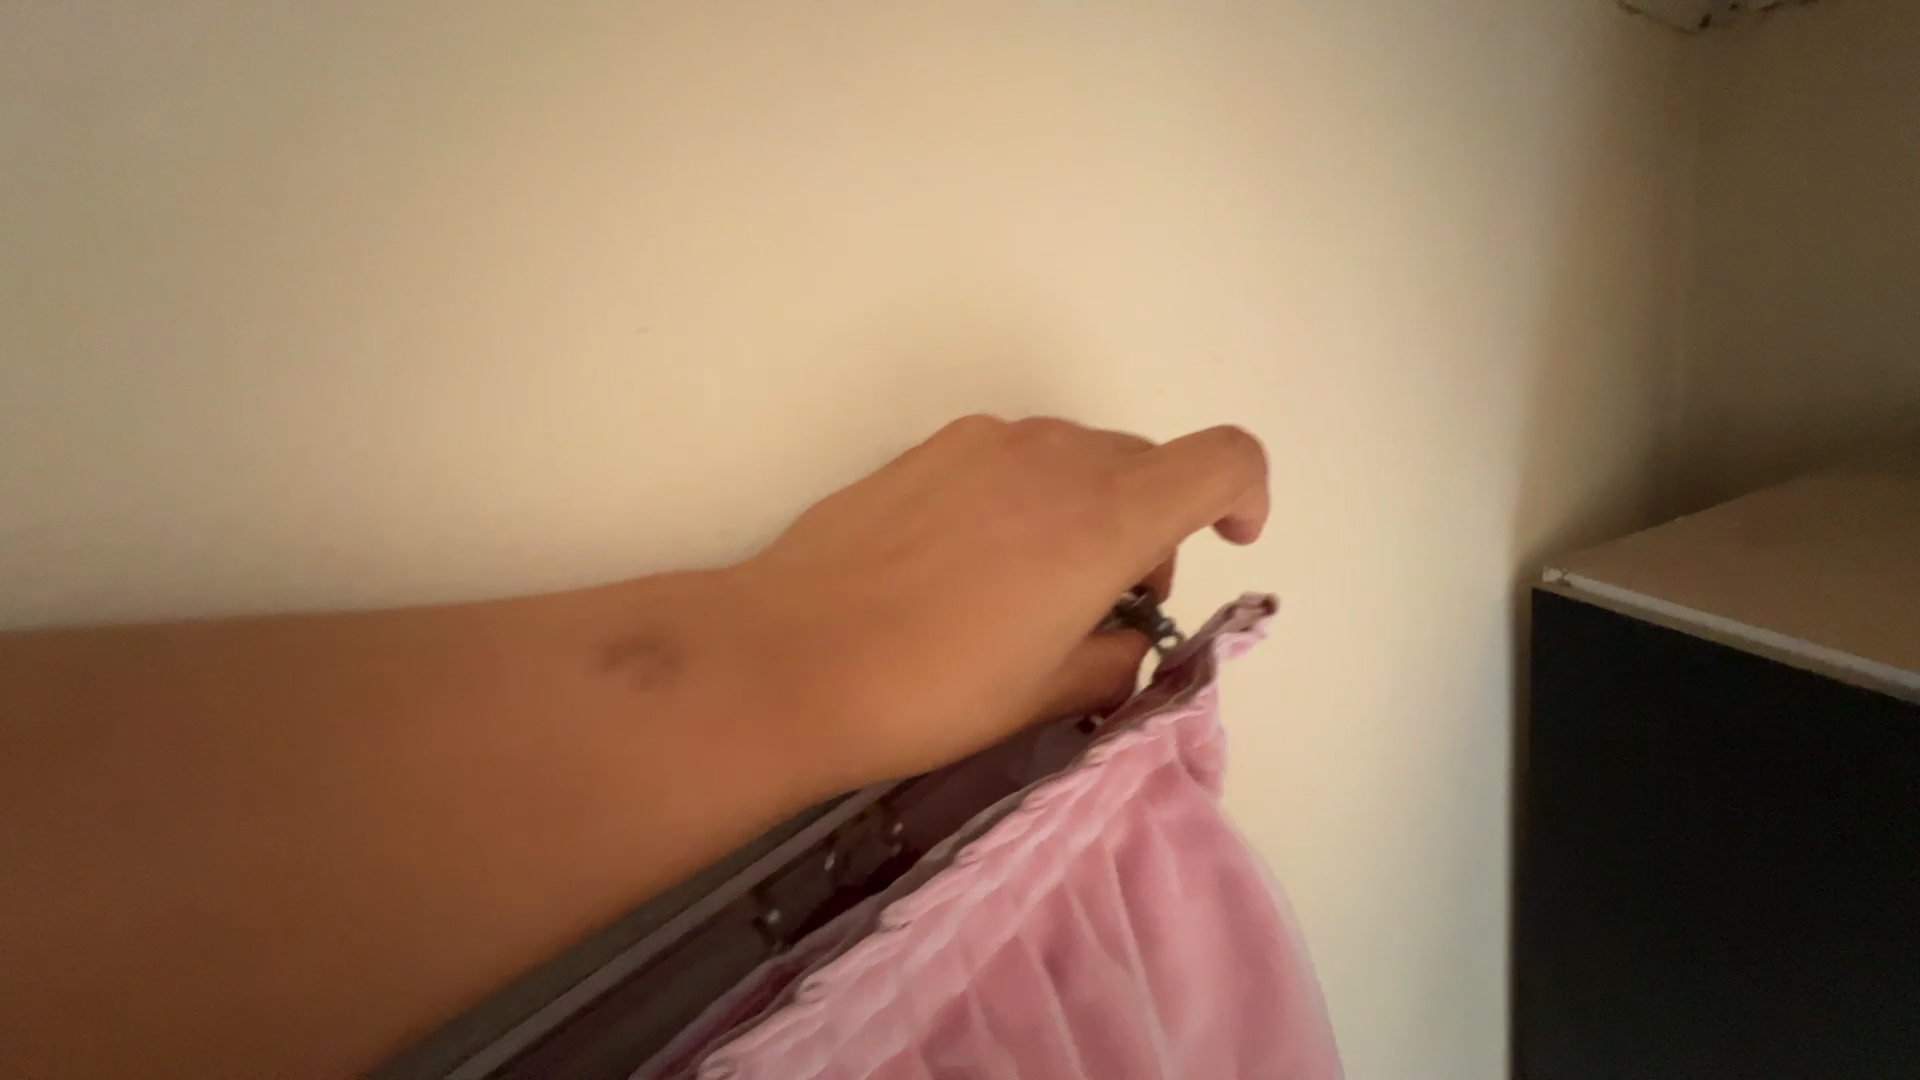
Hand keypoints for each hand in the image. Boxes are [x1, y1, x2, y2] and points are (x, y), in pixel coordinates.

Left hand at [726, 415, 1267, 795]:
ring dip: (1088, 510)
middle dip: (1152, 527)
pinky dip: (1028, 497)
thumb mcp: (1044, 692)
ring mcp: (986, 442)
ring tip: (1029, 586)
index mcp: (1104, 517)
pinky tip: (968, 560)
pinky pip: (1013, 458)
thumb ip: (1111, 658)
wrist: (790, 654)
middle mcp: (1055, 456)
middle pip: (1147, 466)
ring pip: (1078, 459)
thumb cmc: (930, 688)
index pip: (1224, 459)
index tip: (1224, 540)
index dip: (1246, 494)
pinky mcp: (931, 447)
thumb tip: (1120, 639)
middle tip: (1101, 603)